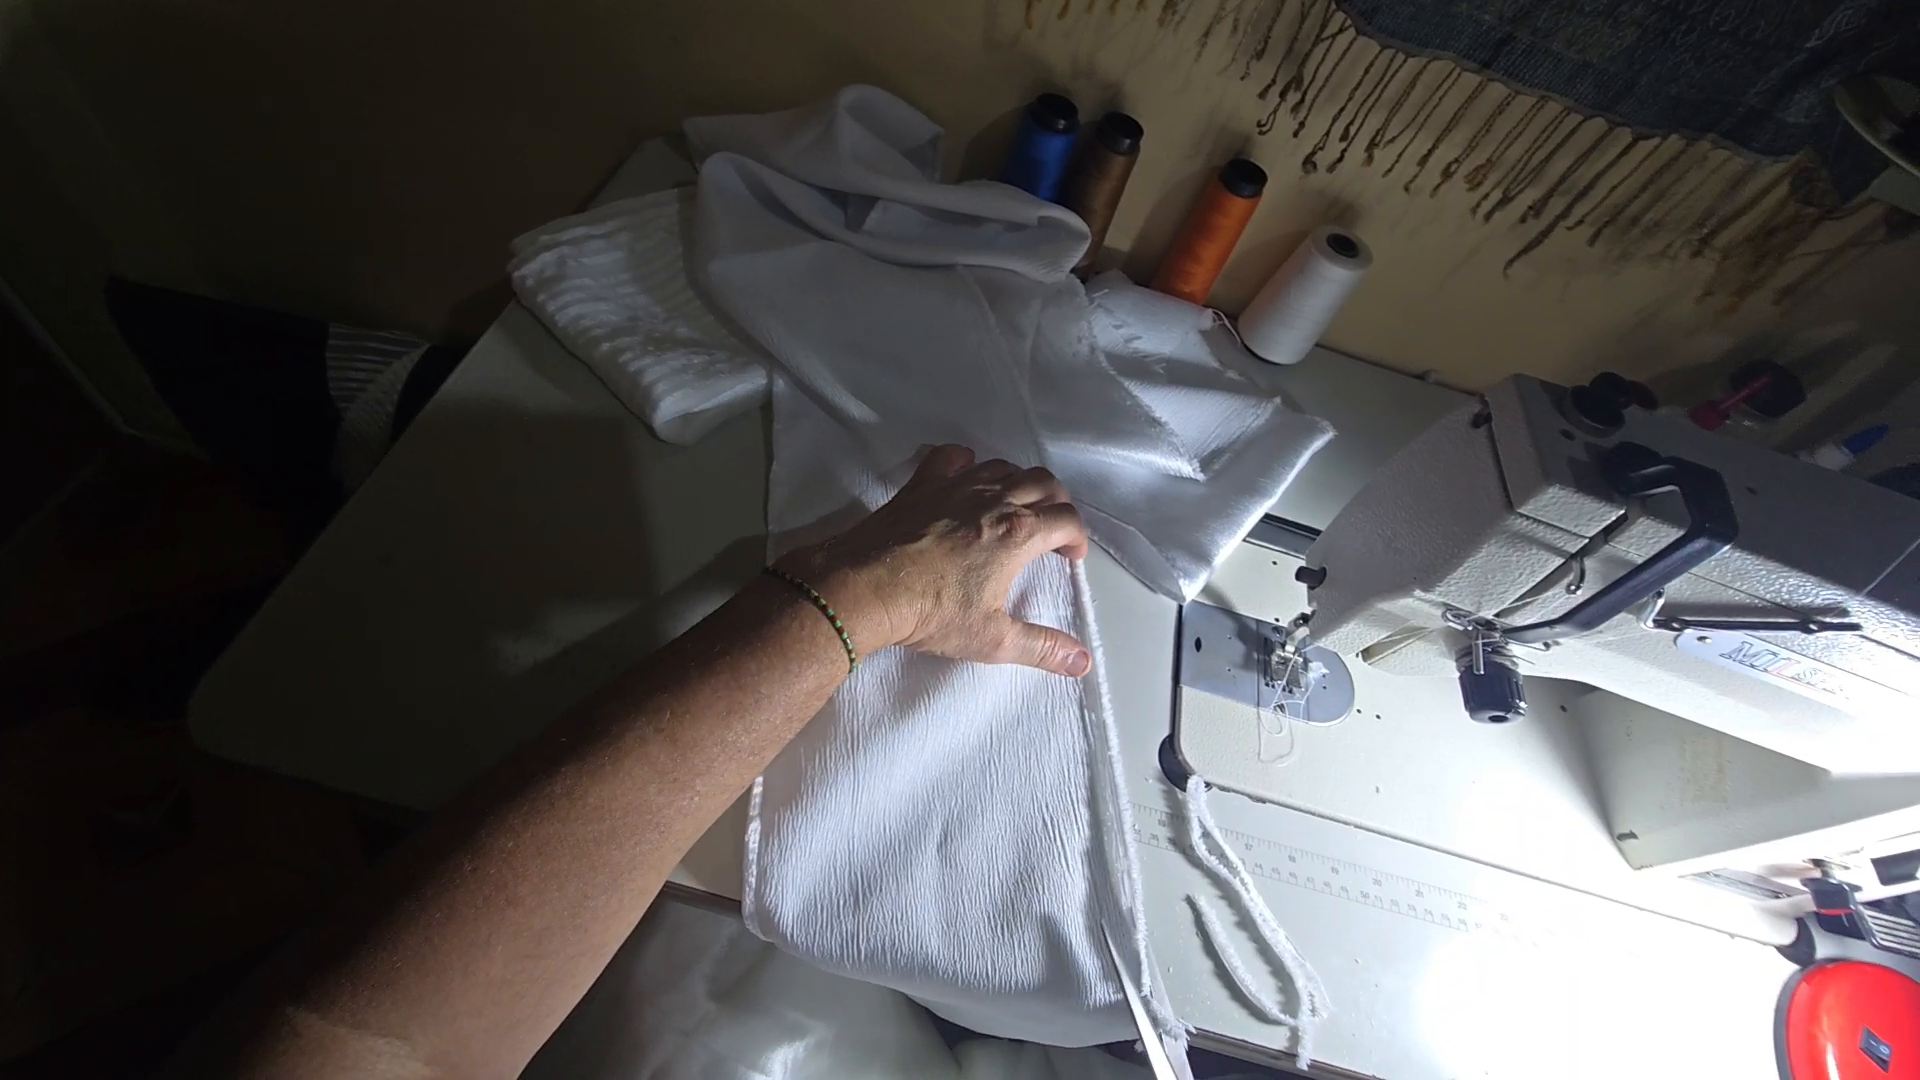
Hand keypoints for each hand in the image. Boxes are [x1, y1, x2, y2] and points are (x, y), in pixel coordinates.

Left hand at [777, 445, 1092, 676]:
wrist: (867, 589)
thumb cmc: (932, 614)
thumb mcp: (992, 639)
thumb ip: (1042, 647)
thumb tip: (1083, 662)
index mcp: (1017, 534)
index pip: (1066, 520)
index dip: (1077, 537)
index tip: (1070, 557)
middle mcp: (994, 500)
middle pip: (1043, 483)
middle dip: (1058, 502)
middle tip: (1052, 528)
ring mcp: (956, 487)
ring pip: (1003, 466)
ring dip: (1020, 481)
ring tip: (1016, 505)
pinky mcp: (923, 484)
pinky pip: (951, 457)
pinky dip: (966, 461)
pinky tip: (967, 472)